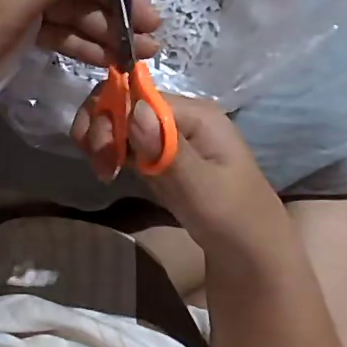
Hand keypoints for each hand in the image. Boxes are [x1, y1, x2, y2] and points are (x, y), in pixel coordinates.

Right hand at [72, 92, 277, 253]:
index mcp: (196, 114)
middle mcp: (180, 116)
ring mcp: (169, 134)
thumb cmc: (232, 218)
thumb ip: (168, 150)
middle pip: (124, 102)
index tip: (99, 150)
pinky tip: (108, 172)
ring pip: (119, 120)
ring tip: (102, 170)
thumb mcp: (201, 188)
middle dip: (101, 126)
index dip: (112, 115)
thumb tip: (135, 109)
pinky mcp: (159, 153)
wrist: (248, 250)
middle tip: (98, 163)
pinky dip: (109, 152)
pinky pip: (125, 141)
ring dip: (101, 140)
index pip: (138, 96)